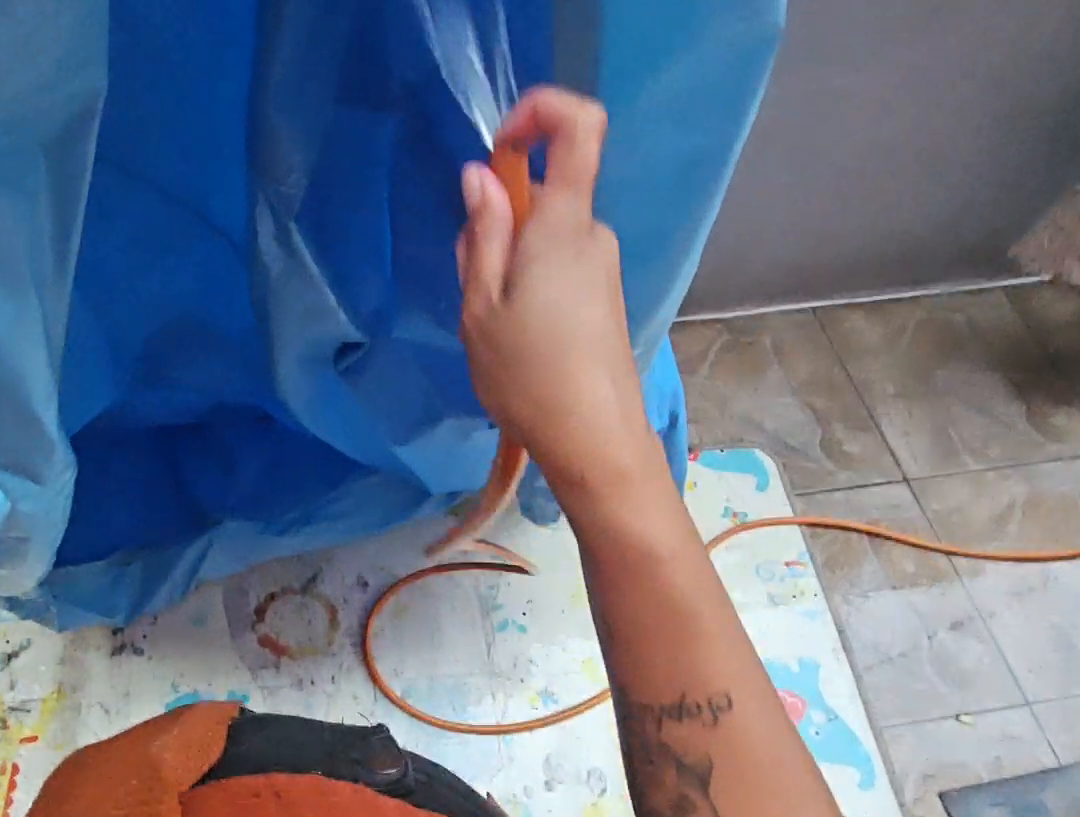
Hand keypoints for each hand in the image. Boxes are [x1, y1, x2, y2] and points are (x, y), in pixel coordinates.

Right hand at [456, 87, 660, 509]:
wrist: (594, 439)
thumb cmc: (526, 375)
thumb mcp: (481, 308)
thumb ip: (481, 236)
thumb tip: (480, 177)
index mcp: (562, 225)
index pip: (579, 125)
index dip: (539, 114)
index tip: (498, 153)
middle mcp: (592, 235)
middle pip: (546, 195)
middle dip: (500, 223)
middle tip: (475, 289)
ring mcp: (603, 268)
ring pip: (547, 238)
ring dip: (510, 263)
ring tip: (494, 326)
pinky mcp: (604, 298)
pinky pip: (560, 266)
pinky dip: (530, 285)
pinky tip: (518, 338)